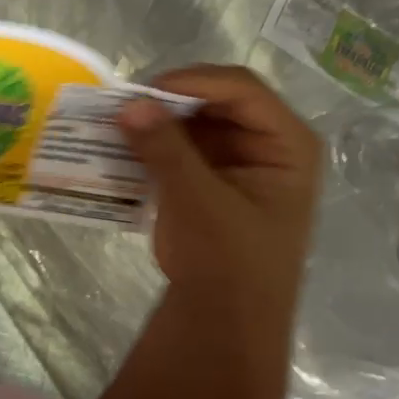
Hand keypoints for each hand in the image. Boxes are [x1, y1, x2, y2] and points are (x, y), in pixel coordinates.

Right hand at [117, 65, 322, 318]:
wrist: (222, 317)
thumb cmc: (228, 260)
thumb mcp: (197, 200)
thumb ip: (164, 148)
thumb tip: (127, 103)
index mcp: (287, 144)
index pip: (241, 89)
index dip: (192, 82)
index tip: (142, 92)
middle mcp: (265, 143)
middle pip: (214, 96)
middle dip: (167, 97)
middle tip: (119, 103)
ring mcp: (234, 157)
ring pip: (189, 116)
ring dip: (153, 116)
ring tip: (111, 118)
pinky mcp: (205, 173)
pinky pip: (174, 140)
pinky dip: (148, 137)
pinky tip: (117, 140)